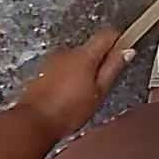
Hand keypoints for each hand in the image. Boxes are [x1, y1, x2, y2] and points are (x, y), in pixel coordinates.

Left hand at [14, 29, 135, 139]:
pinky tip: (67, 96)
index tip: (122, 55)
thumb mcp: (99, 91)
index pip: (107, 34)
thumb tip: (127, 50)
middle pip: (91, 48)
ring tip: (83, 94)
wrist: (30, 124)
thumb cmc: (69, 110)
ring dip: (83, 70)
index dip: (118, 41)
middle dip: (99, 61)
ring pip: (76, 59)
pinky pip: (62, 69)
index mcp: (85, 55)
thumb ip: (113, 68)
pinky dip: (68, 78)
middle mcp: (67, 53)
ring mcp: (52, 62)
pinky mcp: (41, 73)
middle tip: (102, 83)